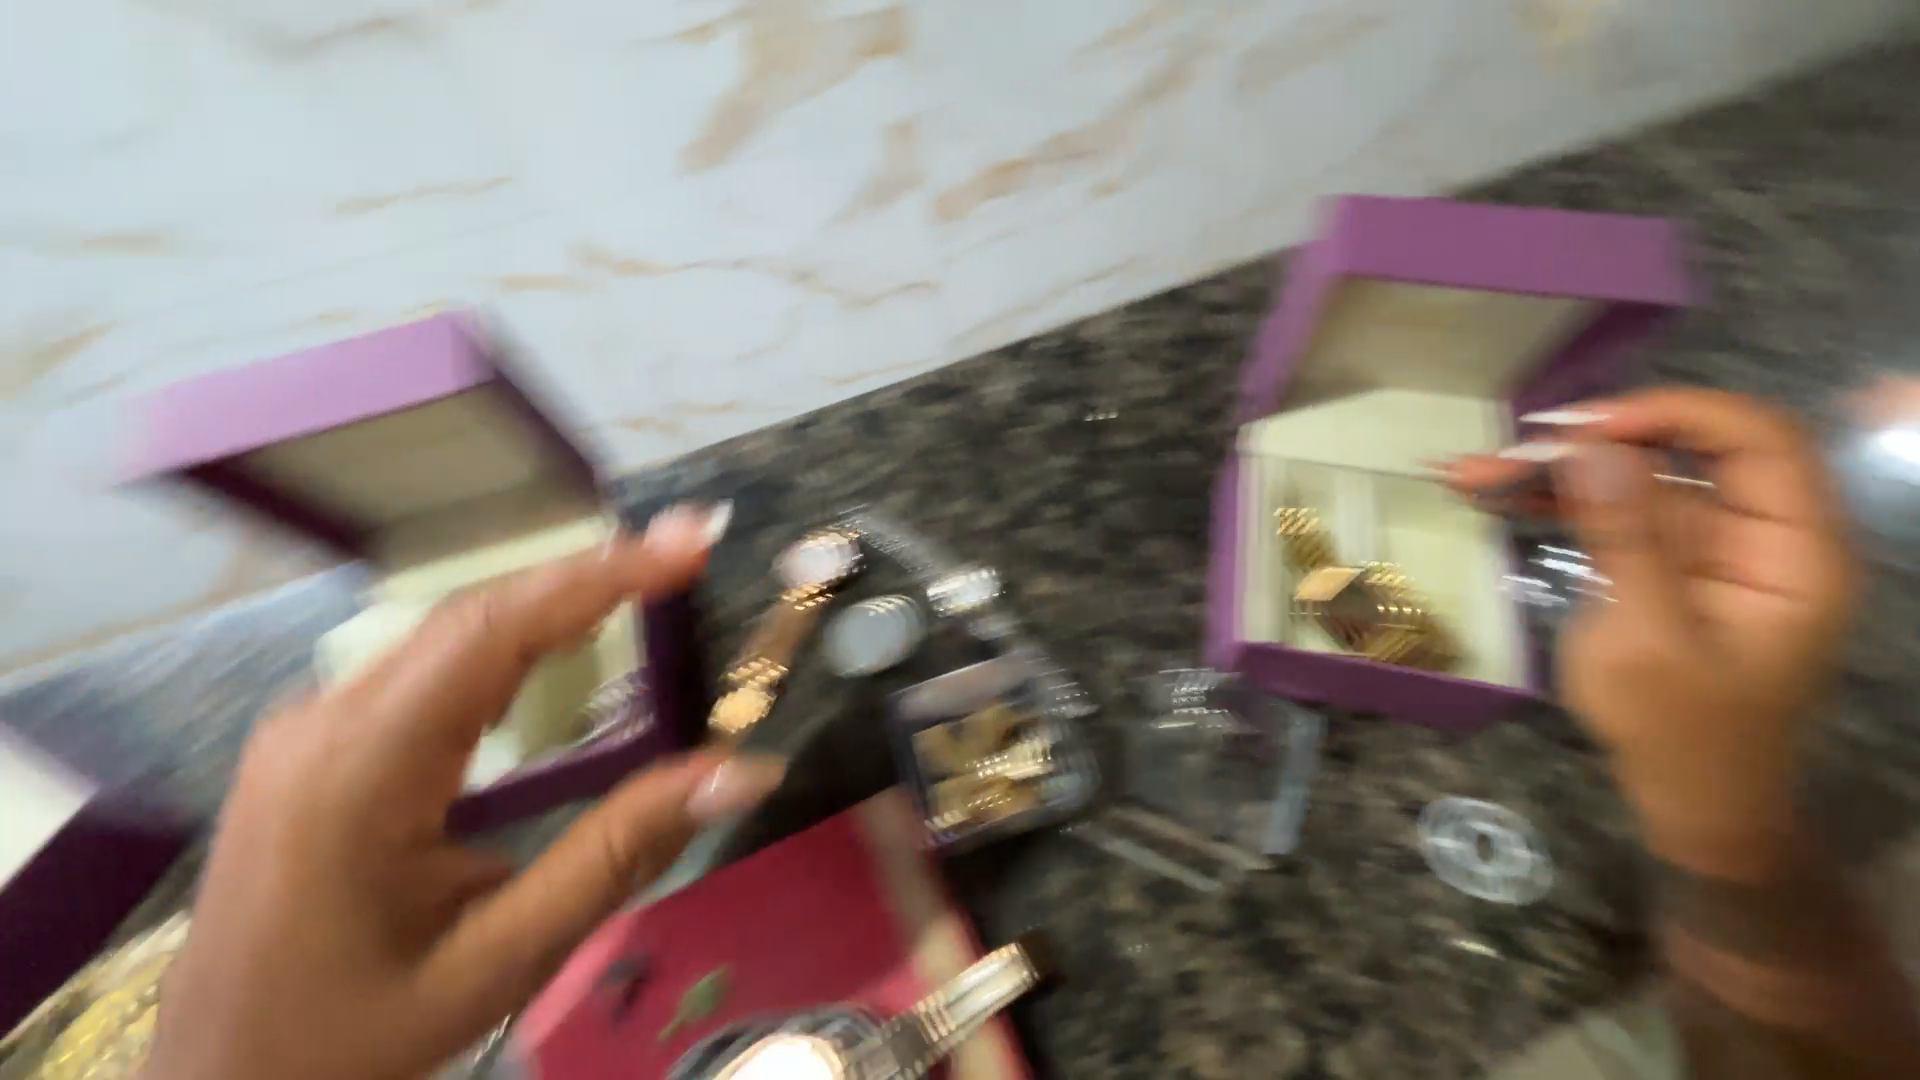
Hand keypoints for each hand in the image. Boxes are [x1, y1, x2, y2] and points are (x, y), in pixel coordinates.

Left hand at [142, 503, 784, 1079]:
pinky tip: (573, 634)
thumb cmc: (360, 1036)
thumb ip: (623, 852)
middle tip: (690, 548)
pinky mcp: (331, 741)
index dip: (601, 576)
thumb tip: (744, 770)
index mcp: (359, 770)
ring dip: (562, 597)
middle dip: (594, 571)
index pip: (495, 632)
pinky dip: (524, 634)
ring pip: (459, 630)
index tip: (689, 544)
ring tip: (652, 577)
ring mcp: (320, 726)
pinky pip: (440, 663)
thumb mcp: (506, 958)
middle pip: (479, 614)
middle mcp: (327, 722)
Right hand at [1445, 390, 1856, 869]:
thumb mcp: (1647, 635)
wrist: (1685, 795)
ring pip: (1628, 482)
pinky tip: (1490, 497)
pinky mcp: (1657, 565)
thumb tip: (1593, 450)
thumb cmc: (1679, 728)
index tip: (1577, 431)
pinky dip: (1549, 505)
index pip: (1755, 440)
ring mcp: (1702, 549)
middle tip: (1498, 456)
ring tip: (1467, 474)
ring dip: (1549, 475)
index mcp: (1792, 549)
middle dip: (1585, 446)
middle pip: (1677, 455)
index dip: (1669, 416)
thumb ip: (1626, 537)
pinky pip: (1605, 516)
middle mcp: (1754, 534)